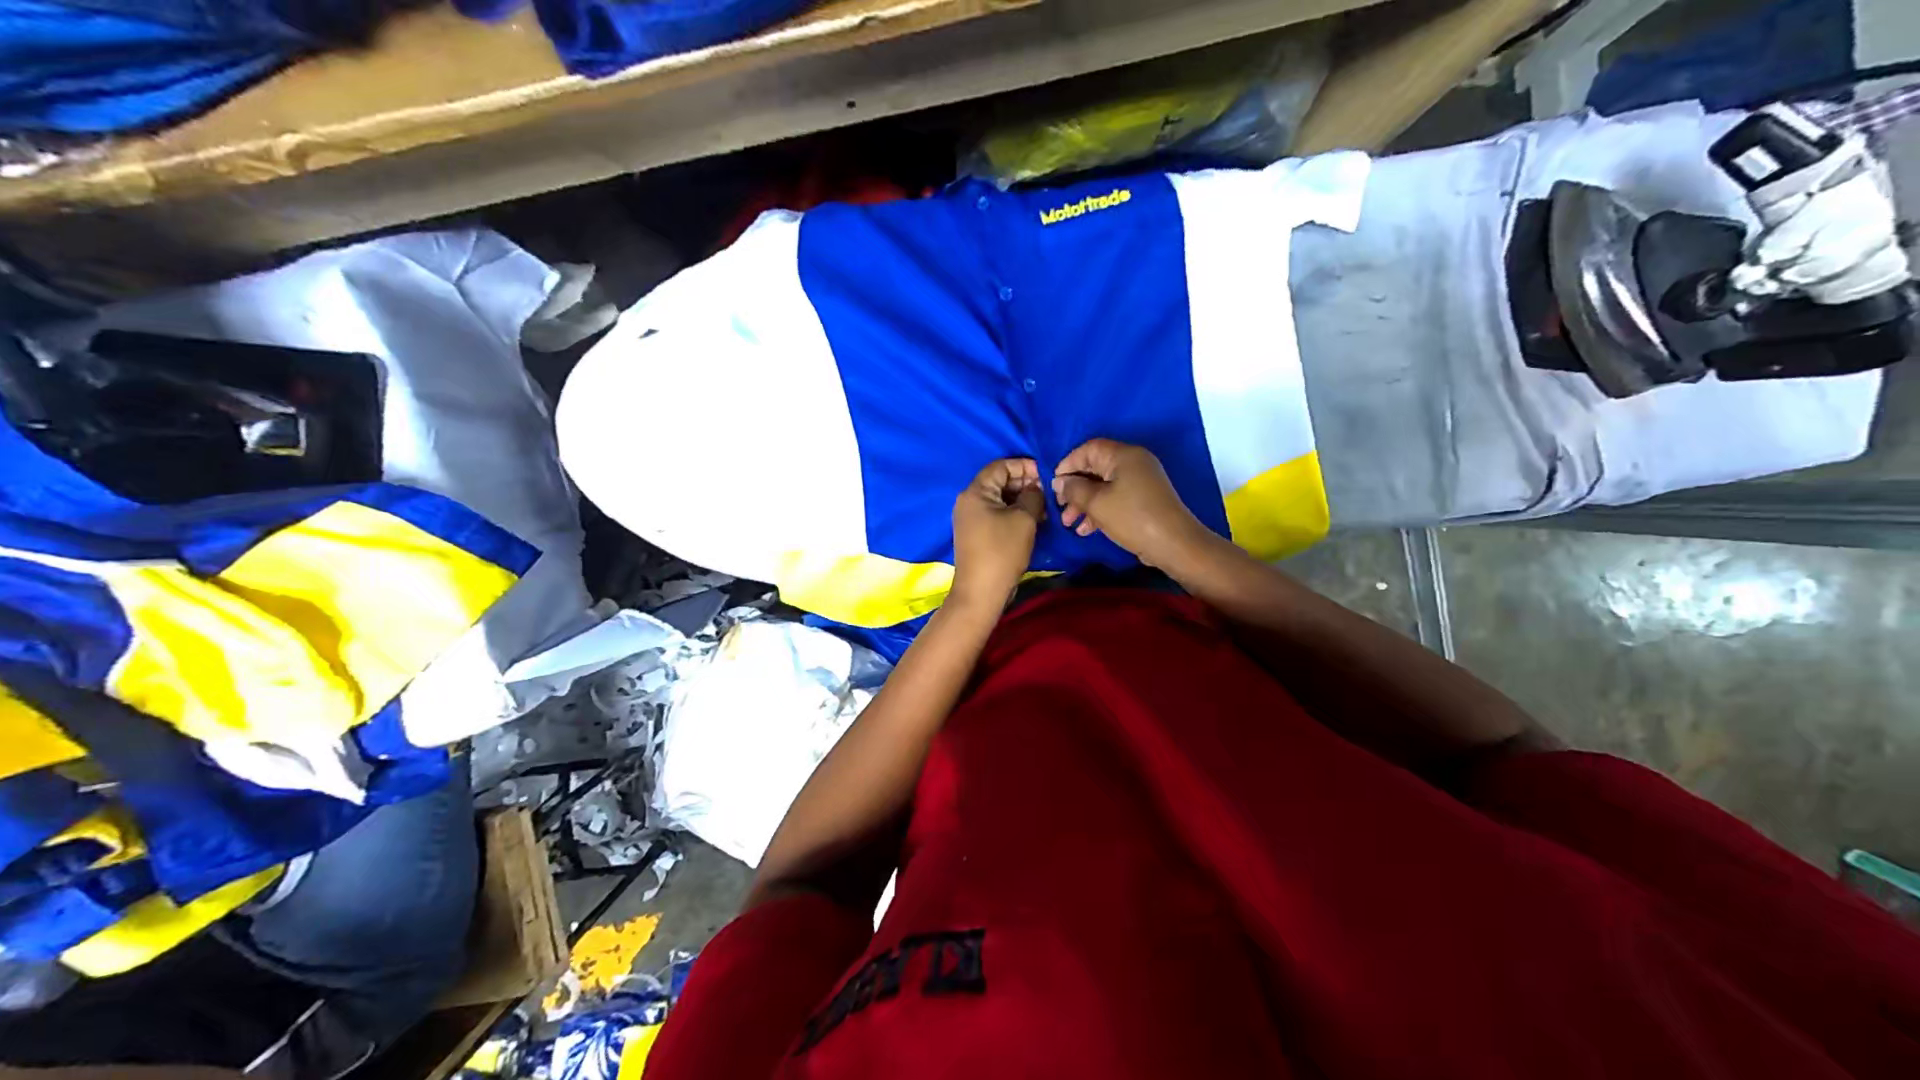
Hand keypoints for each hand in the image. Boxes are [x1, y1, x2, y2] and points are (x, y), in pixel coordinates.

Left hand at [951, 457, 1044, 605]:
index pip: (1000, 466)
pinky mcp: (976, 533)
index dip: (1024, 466)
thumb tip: (1035, 487)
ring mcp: (970, 518)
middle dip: (1025, 483)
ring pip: (1000, 499)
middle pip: (999, 481)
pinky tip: (1032, 520)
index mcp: (975, 491)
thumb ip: (1033, 495)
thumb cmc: (1002, 551)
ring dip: (1022, 499)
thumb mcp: (1024, 518)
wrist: (981, 591)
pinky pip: (996, 513)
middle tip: (1048, 492)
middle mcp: (968, 500)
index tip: (1046, 474)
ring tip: (1044, 507)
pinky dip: (1014, 513)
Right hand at [1052, 438, 1212, 569]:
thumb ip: (1074, 489)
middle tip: (1060, 507)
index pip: (1088, 449)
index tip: (1053, 485)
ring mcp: (1140, 481)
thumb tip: (1059, 482)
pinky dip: (1099, 509)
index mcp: (1123, 455)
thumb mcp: (1097, 503)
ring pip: (1103, 486)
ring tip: (1069, 523)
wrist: (1174, 544)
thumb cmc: (1132, 518)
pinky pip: (1115, 497)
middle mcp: (1133, 462)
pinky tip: (1086, 529)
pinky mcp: (1143, 499)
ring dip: (1084, 503)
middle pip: (1095, 468)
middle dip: (1074, 488)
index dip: (1067, 464)